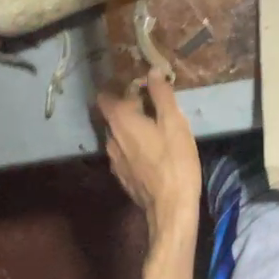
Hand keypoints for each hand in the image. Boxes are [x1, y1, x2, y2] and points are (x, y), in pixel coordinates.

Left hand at [97, 77, 200, 233]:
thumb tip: (152, 71)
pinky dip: (132, 147)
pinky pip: (123, 153)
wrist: (170, 208)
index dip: (118, 88)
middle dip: (128, 108)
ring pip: (117, 135)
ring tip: (153, 129)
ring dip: (131, 129)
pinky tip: (151, 152)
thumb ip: (161, 95)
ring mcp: (113, 160)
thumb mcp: (174, 123)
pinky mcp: (121, 176)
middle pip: (112, 116)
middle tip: (151, 106)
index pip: (104, 96)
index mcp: (120, 121)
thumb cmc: (174, 162)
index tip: (138, 87)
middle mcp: (110, 138)